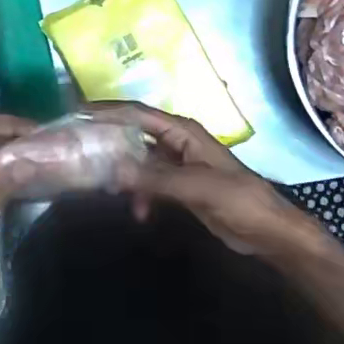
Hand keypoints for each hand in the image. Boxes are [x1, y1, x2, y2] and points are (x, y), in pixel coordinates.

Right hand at [87, 101, 314, 256]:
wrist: (267, 231)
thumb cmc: (238, 200)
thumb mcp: (196, 187)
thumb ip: (155, 178)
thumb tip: (113, 169)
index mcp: (183, 132)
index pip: (137, 114)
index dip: (107, 112)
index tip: (76, 115)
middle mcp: (177, 142)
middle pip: (135, 135)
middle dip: (110, 144)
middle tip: (80, 155)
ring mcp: (178, 165)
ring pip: (140, 161)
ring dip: (126, 176)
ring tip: (109, 192)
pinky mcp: (180, 186)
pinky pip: (150, 183)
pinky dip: (141, 195)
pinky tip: (139, 213)